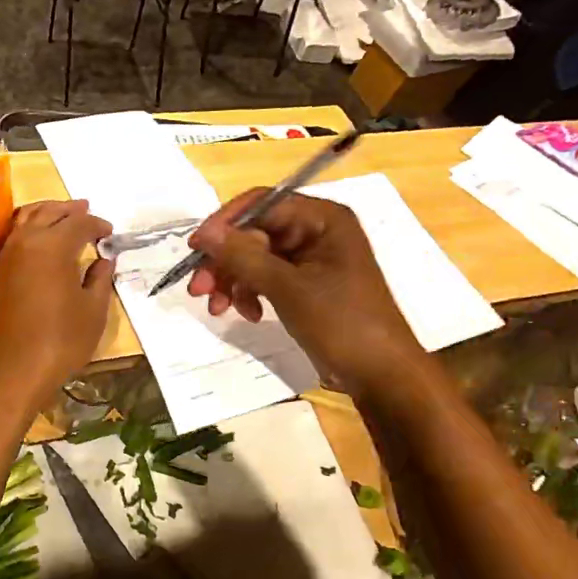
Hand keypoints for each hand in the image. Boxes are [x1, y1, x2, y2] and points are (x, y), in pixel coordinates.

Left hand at [0, 200, 114, 415]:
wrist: (9, 372)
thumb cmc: (59, 342)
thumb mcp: (92, 312)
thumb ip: (99, 279)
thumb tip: (104, 259)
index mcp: (53, 246)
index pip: (80, 223)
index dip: (98, 225)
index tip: (110, 234)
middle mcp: (26, 241)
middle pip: (50, 212)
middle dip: (71, 210)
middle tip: (88, 210)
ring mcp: (6, 255)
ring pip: (27, 219)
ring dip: (48, 213)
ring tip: (64, 215)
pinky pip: (15, 235)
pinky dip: (32, 227)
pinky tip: (42, 240)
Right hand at [188, 189, 425, 396]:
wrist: (381, 374)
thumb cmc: (343, 323)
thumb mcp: (289, 289)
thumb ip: (244, 256)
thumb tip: (204, 233)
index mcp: (322, 218)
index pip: (263, 204)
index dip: (226, 223)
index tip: (196, 249)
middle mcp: (316, 230)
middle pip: (255, 232)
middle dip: (226, 261)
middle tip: (199, 291)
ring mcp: (311, 259)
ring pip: (256, 257)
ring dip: (234, 280)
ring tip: (218, 309)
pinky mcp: (305, 284)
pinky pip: (267, 277)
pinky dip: (251, 293)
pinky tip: (248, 316)